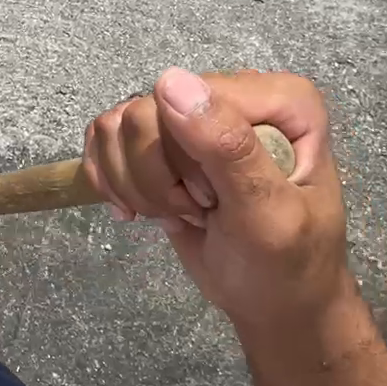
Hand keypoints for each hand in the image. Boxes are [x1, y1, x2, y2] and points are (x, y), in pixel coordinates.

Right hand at [82, 68, 355, 335]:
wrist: (271, 304)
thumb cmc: (286, 266)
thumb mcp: (268, 214)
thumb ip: (228, 148)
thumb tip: (169, 81)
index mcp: (275, 99)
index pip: (185, 98)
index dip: (183, 156)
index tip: (215, 200)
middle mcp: (228, 92)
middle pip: (142, 113)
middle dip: (156, 177)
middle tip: (198, 210)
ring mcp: (185, 111)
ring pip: (113, 126)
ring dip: (133, 184)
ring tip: (176, 212)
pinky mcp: (151, 134)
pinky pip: (100, 136)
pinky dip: (110, 180)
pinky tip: (140, 207)